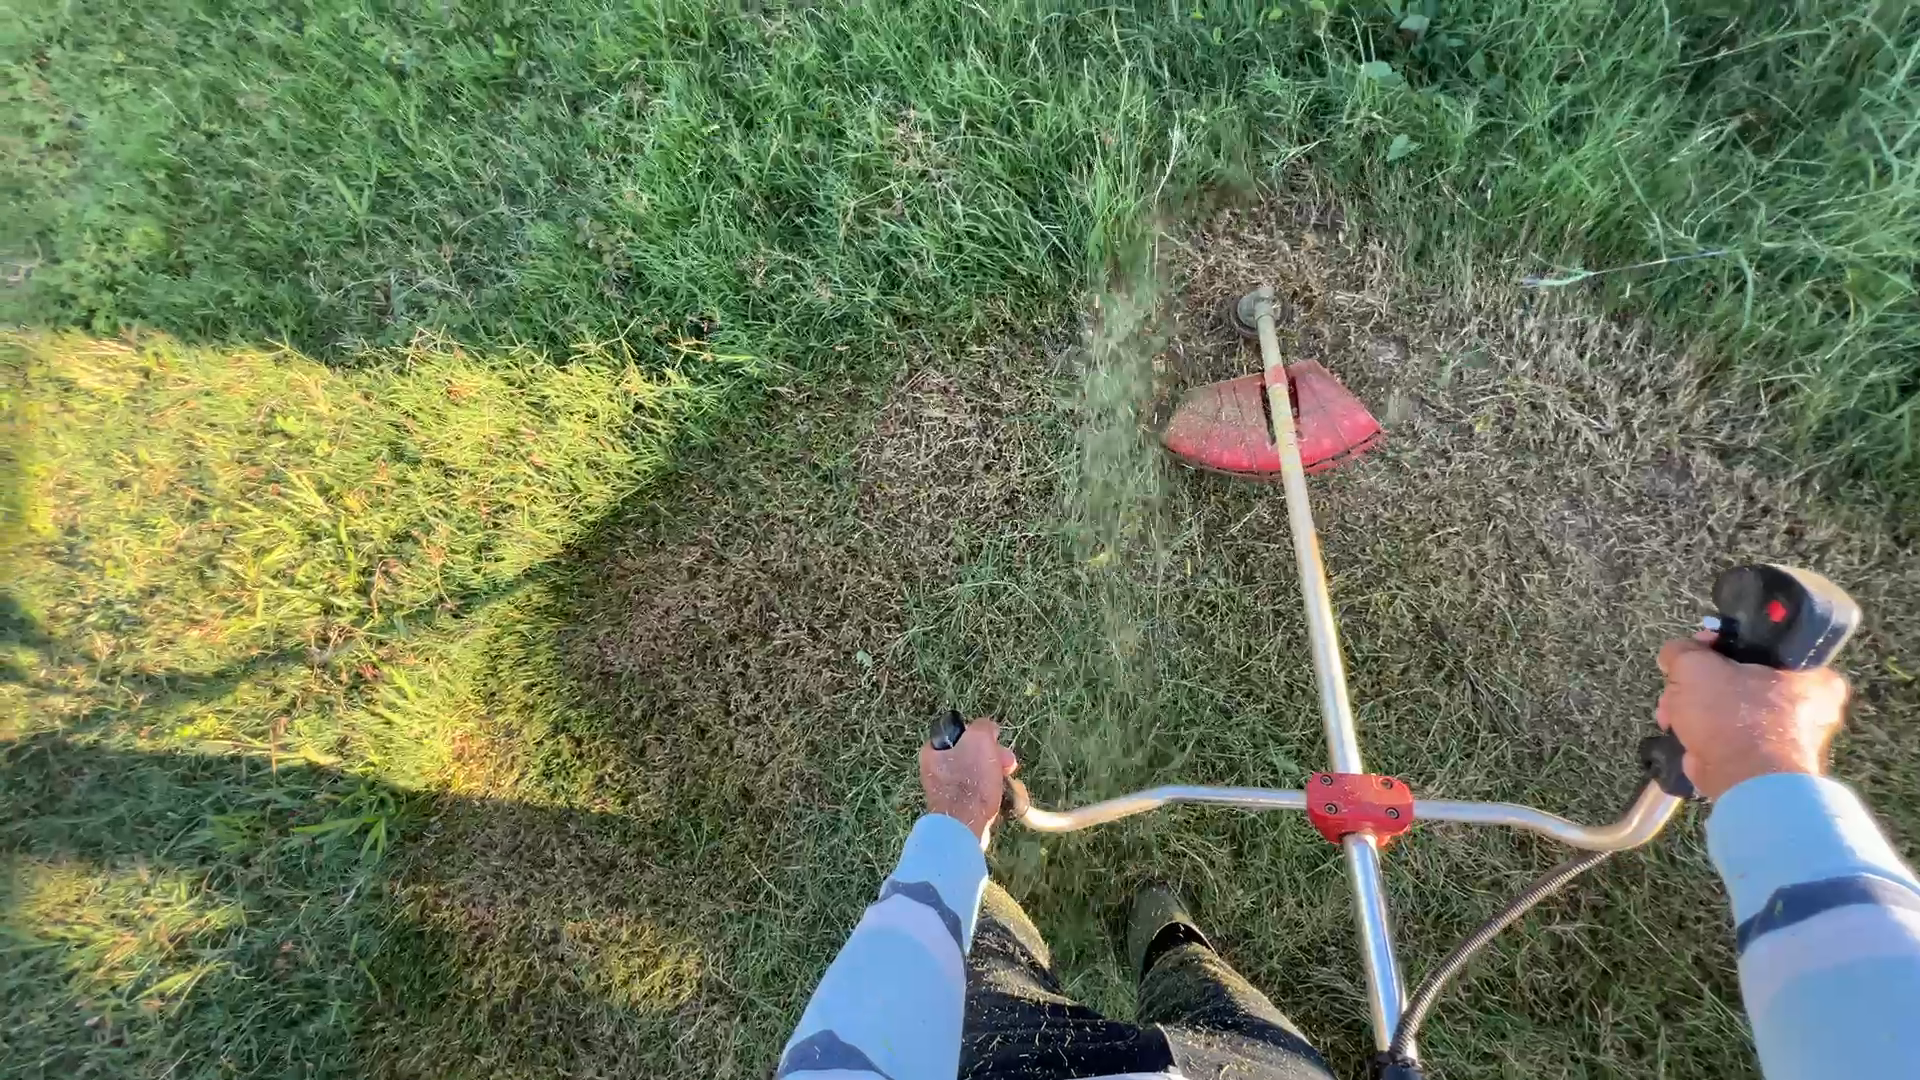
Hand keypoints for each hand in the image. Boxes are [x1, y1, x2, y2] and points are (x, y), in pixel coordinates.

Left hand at [919, 717, 1017, 843]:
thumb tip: (989, 729)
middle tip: (1008, 765)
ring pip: (978, 772)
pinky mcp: (957, 807)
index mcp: (934, 749)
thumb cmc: (971, 780)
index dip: (983, 737)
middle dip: (995, 757)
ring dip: (996, 774)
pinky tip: (1001, 795)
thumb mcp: (979, 739)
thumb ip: (983, 727)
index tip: (996, 744)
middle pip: (973, 753)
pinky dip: (991, 792)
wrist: (965, 825)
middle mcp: (935, 768)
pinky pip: (977, 791)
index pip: (963, 733)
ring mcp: (945, 789)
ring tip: (1008, 782)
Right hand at [1655, 635, 1851, 798]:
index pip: (1758, 648)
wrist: (1743, 777)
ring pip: (1726, 704)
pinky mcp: (1767, 754)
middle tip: (1679, 689)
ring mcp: (1790, 732)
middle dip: (1695, 685)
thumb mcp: (1695, 665)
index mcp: (1812, 676)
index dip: (1718, 647)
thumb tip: (1677, 652)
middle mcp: (1810, 704)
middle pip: (1735, 678)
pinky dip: (1702, 729)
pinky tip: (1684, 731)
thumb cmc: (1732, 717)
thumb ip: (1682, 649)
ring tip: (1674, 715)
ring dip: (1691, 706)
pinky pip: (1727, 729)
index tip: (1694, 653)